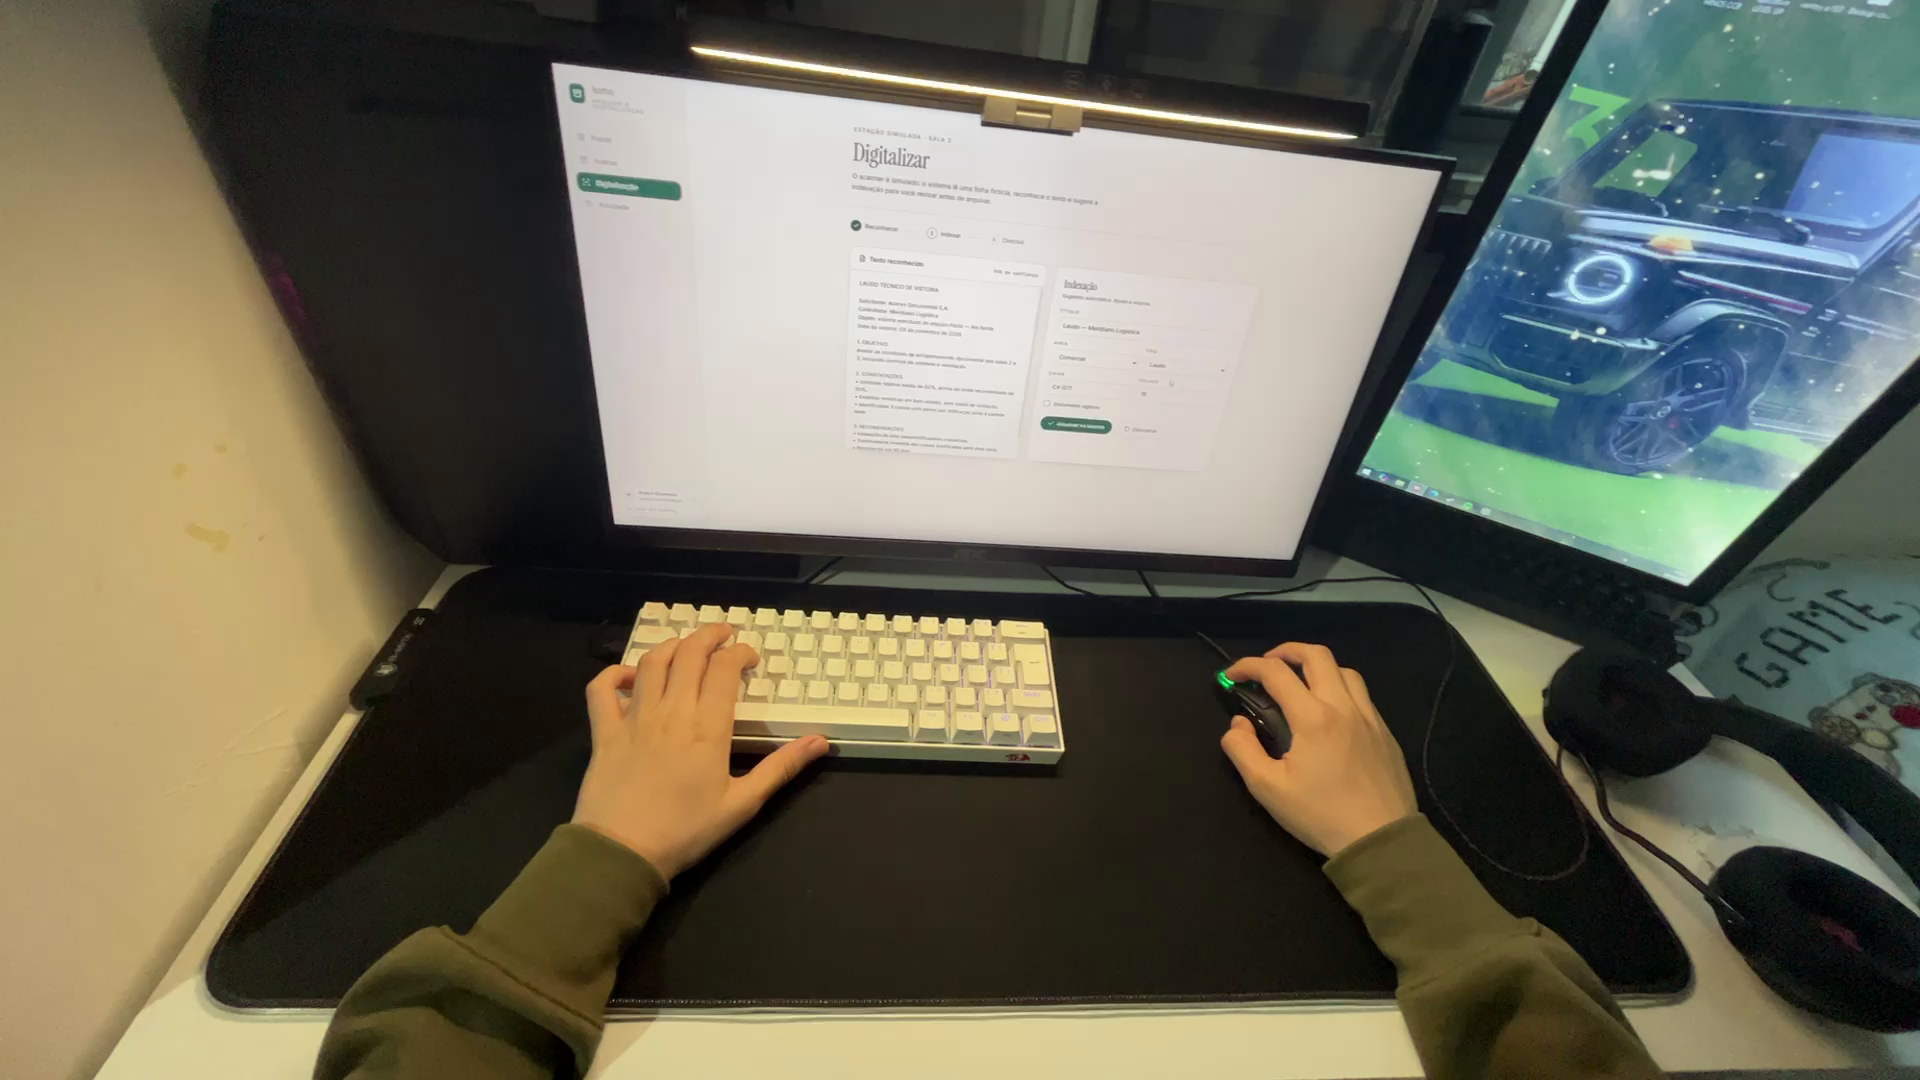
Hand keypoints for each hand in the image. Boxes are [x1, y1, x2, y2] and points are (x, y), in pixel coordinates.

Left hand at [574, 623, 828, 878]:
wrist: (620, 855)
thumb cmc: (686, 831)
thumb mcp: (743, 803)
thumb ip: (781, 768)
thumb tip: (820, 742)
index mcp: (708, 727)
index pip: (724, 668)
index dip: (739, 652)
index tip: (750, 657)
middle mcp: (672, 712)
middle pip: (689, 654)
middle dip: (709, 635)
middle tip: (723, 634)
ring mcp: (635, 719)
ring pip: (651, 662)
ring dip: (671, 645)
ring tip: (686, 646)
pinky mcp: (604, 732)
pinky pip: (601, 689)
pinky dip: (614, 673)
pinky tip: (629, 676)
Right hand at [1219, 642, 1415, 856]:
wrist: (1383, 843)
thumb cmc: (1320, 814)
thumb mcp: (1267, 788)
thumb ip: (1242, 749)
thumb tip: (1238, 724)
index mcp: (1313, 717)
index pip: (1275, 672)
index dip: (1247, 666)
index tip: (1231, 676)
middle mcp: (1343, 707)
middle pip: (1316, 654)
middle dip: (1285, 651)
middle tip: (1266, 666)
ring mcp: (1370, 718)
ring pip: (1344, 670)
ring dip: (1316, 668)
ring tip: (1299, 685)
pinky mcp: (1385, 733)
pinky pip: (1361, 694)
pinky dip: (1338, 688)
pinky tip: (1328, 712)